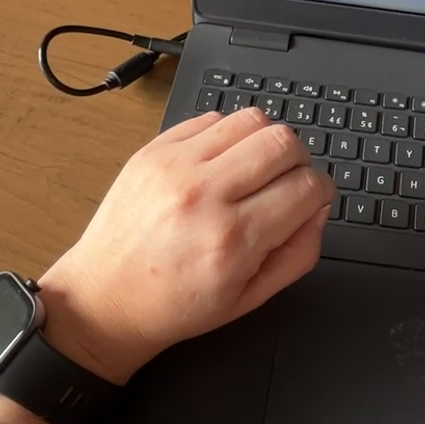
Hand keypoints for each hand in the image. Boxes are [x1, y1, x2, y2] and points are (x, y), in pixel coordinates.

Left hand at [38, 108, 332, 384]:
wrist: (102, 299)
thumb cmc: (174, 305)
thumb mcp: (250, 298)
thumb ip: (299, 252)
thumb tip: (320, 207)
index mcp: (233, 240)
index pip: (306, 186)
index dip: (321, 191)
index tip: (313, 198)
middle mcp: (205, 195)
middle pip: (284, 142)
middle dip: (299, 161)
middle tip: (287, 182)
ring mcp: (176, 166)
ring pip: (252, 119)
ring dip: (265, 141)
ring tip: (254, 169)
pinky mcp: (154, 149)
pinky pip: (212, 118)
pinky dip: (228, 135)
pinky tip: (220, 163)